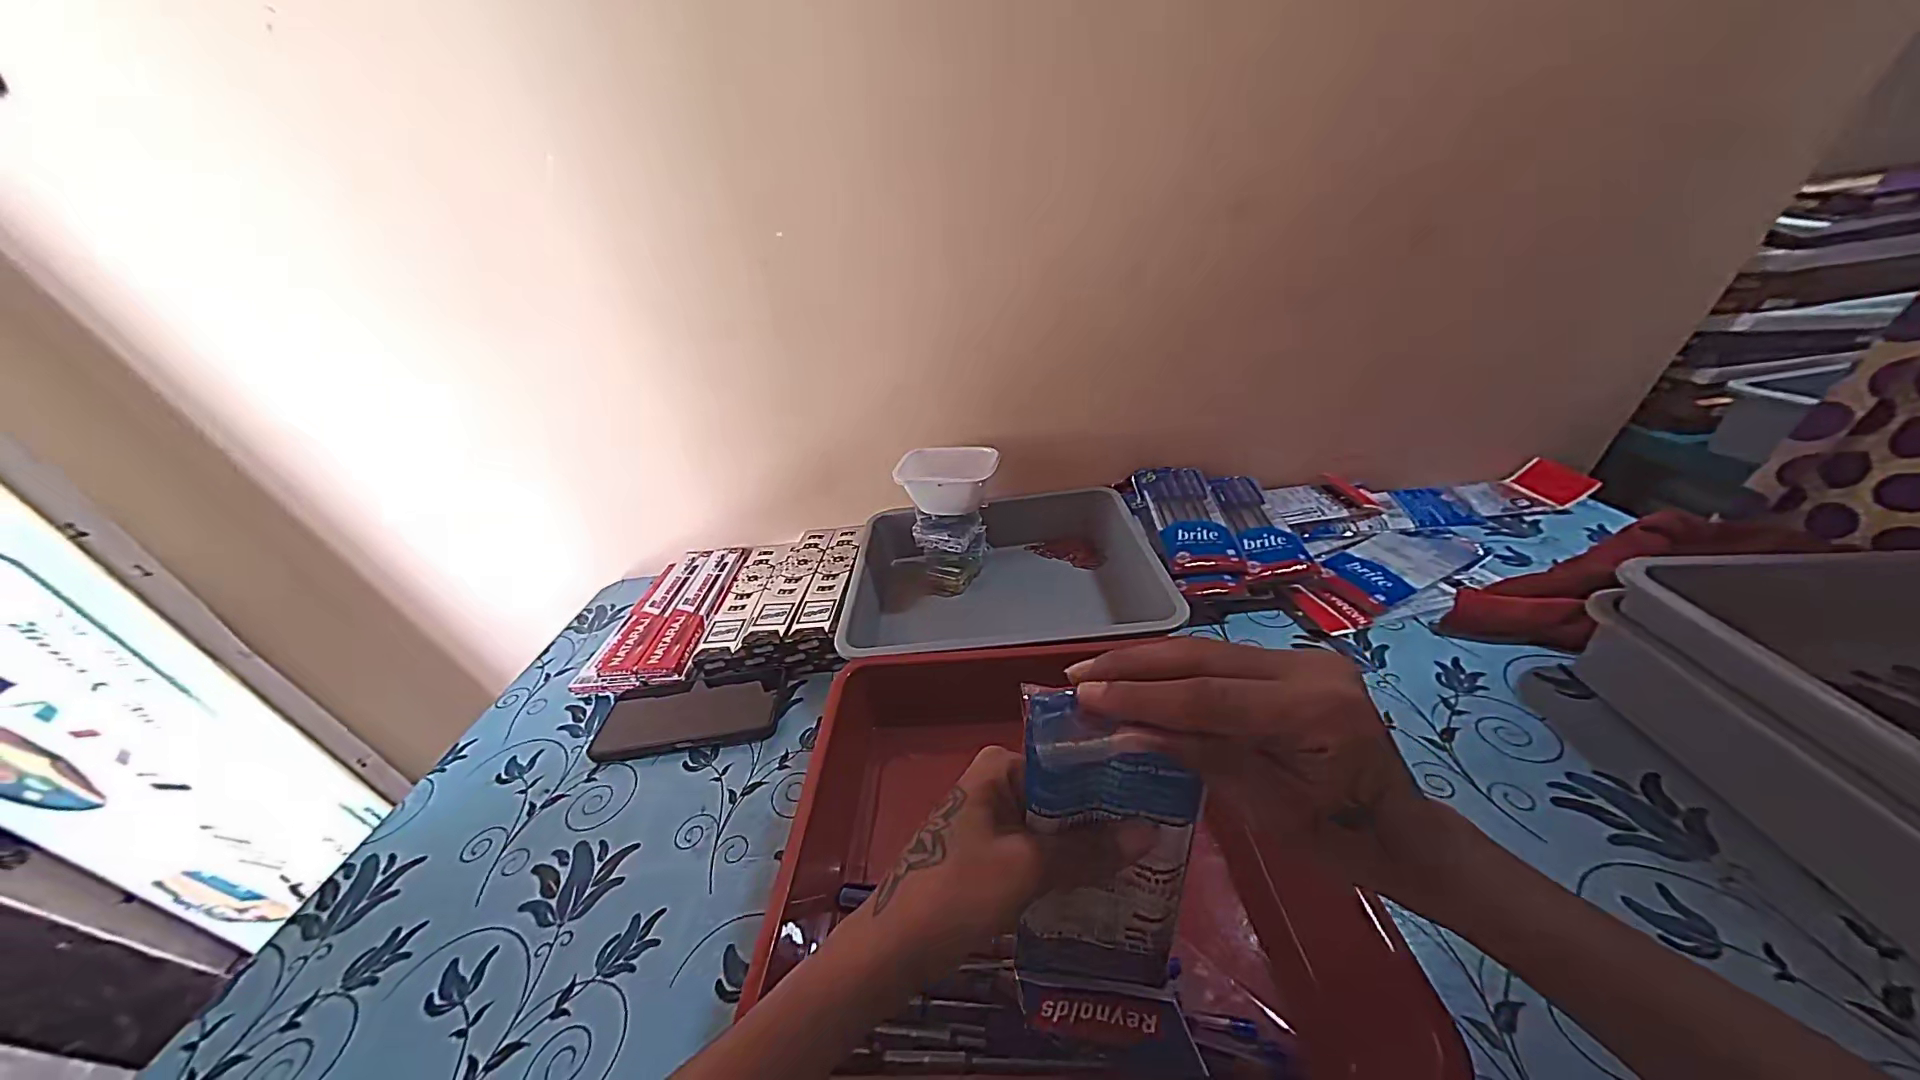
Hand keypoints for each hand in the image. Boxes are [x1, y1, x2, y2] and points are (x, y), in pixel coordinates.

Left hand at [856, 745, 1152, 978]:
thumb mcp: (1027, 868)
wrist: (893, 948)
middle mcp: (995, 782)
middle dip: (1103, 819)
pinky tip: (1103, 884)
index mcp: (998, 766)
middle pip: (1061, 795)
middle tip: (1158, 837)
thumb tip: (1151, 831)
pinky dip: (1065, 865)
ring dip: (1088, 845)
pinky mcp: (989, 853)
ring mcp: (991, 819)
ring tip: (1142, 862)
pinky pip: (1037, 850)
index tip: (1156, 799)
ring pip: (1052, 826)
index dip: (1110, 783)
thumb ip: (1088, 850)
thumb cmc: (957, 891)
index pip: (1067, 763)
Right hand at [1067, 637, 1481, 915]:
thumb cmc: (1342, 839)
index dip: (1140, 696)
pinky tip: (1136, 673)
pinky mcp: (1292, 661)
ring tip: (1095, 671)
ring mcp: (1303, 658)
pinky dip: (1173, 669)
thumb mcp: (1266, 809)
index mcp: (1314, 712)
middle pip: (1202, 657)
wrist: (1402, 829)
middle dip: (1133, 665)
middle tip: (1078, 674)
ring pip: (1207, 651)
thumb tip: (1124, 732)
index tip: (1085, 695)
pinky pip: (1220, 660)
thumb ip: (1199, 758)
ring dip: (1146, 662)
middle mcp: (1311, 668)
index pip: (1208, 696)